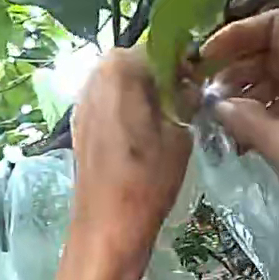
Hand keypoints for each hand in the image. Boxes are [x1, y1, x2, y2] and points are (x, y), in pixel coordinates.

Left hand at [33, 48, 191, 279]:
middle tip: (185, 111)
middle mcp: (92, 77)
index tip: (199, 90)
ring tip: (167, 131)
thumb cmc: (147, 183)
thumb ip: (183, 99)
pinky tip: (145, 145)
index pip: (159, 48)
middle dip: (162, 82)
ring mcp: (81, 104)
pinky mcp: (79, 129)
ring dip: (146, 101)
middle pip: (137, 66)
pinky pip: (111, 109)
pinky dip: (130, 118)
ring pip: (123, 89)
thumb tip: (186, 85)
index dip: (183, 66)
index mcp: (118, 68)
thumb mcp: (179, 136)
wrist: (108, 231)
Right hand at [200, 10, 278, 279]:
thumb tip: (217, 104)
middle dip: (237, 70)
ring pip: (277, 80)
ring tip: (220, 120)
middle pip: (272, 52)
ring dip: (246, 95)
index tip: (208, 58)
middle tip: (209, 97)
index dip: (237, 35)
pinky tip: (241, 138)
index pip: (274, 25)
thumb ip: (246, 119)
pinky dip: (262, 115)